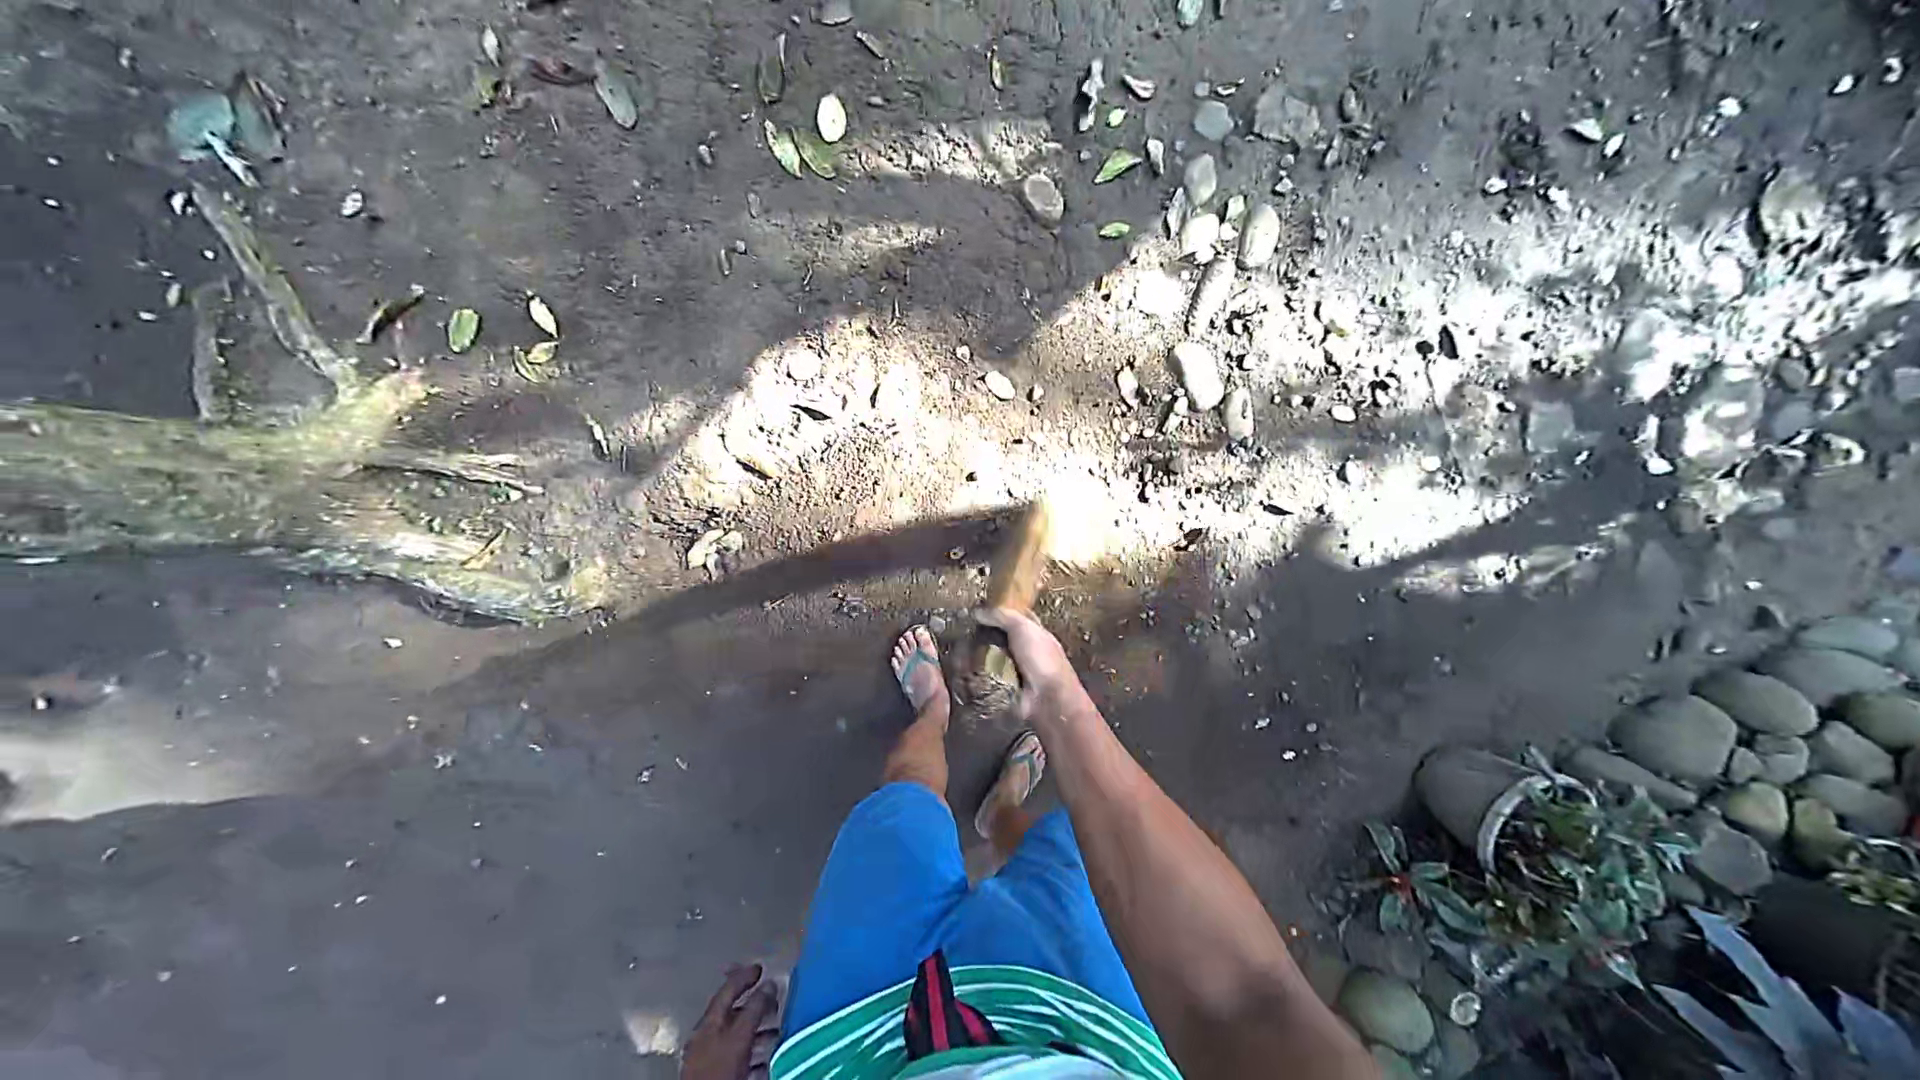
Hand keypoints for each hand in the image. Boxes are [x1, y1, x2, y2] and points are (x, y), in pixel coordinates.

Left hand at [680, 963, 779, 1079]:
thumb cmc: (721, 1070)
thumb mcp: (740, 1035)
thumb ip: (755, 1008)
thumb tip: (770, 982)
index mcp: (709, 1022)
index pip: (727, 990)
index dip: (744, 976)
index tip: (761, 968)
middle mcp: (707, 1036)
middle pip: (733, 1012)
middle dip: (756, 1004)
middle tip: (775, 999)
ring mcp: (711, 1057)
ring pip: (738, 1035)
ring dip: (758, 1029)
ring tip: (778, 1030)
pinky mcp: (719, 1075)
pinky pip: (739, 1056)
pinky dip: (754, 1051)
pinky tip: (767, 1056)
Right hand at [974, 607, 1091, 719]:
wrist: (1047, 699)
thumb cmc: (1041, 659)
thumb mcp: (1023, 628)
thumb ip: (1003, 616)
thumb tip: (979, 612)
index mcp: (1037, 634)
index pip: (1018, 618)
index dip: (1001, 612)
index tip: (980, 609)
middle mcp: (1027, 652)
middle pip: (1002, 638)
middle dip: (985, 635)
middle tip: (964, 629)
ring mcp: (1016, 671)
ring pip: (992, 658)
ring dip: (978, 656)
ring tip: (959, 648)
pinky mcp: (1005, 689)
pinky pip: (987, 678)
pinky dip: (977, 675)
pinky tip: (963, 668)